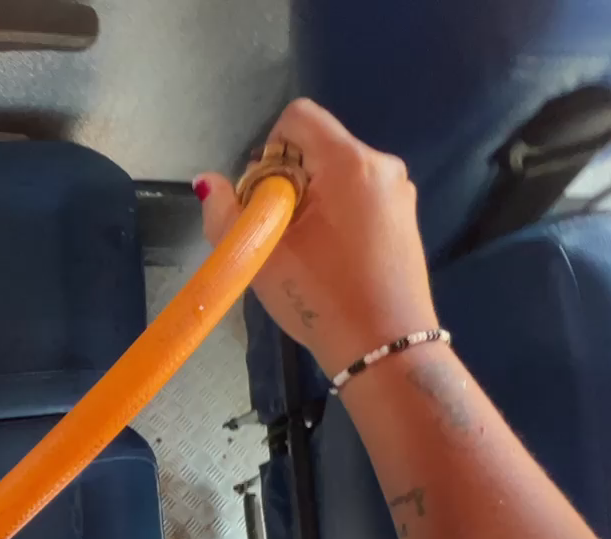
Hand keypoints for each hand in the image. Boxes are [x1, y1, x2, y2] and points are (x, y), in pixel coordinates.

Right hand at [195, 98, 438, 377]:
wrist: (385, 347)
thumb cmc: (319, 299)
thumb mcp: (261, 258)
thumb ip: (225, 214)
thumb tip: (207, 182)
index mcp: (349, 163)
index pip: (298, 118)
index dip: (266, 152)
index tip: (261, 200)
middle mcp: (381, 165)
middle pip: (315, 149)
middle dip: (284, 183)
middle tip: (274, 236)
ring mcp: (398, 193)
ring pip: (334, 177)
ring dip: (306, 204)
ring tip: (299, 255)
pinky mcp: (403, 219)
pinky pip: (355, 199)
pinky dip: (331, 218)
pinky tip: (326, 262)